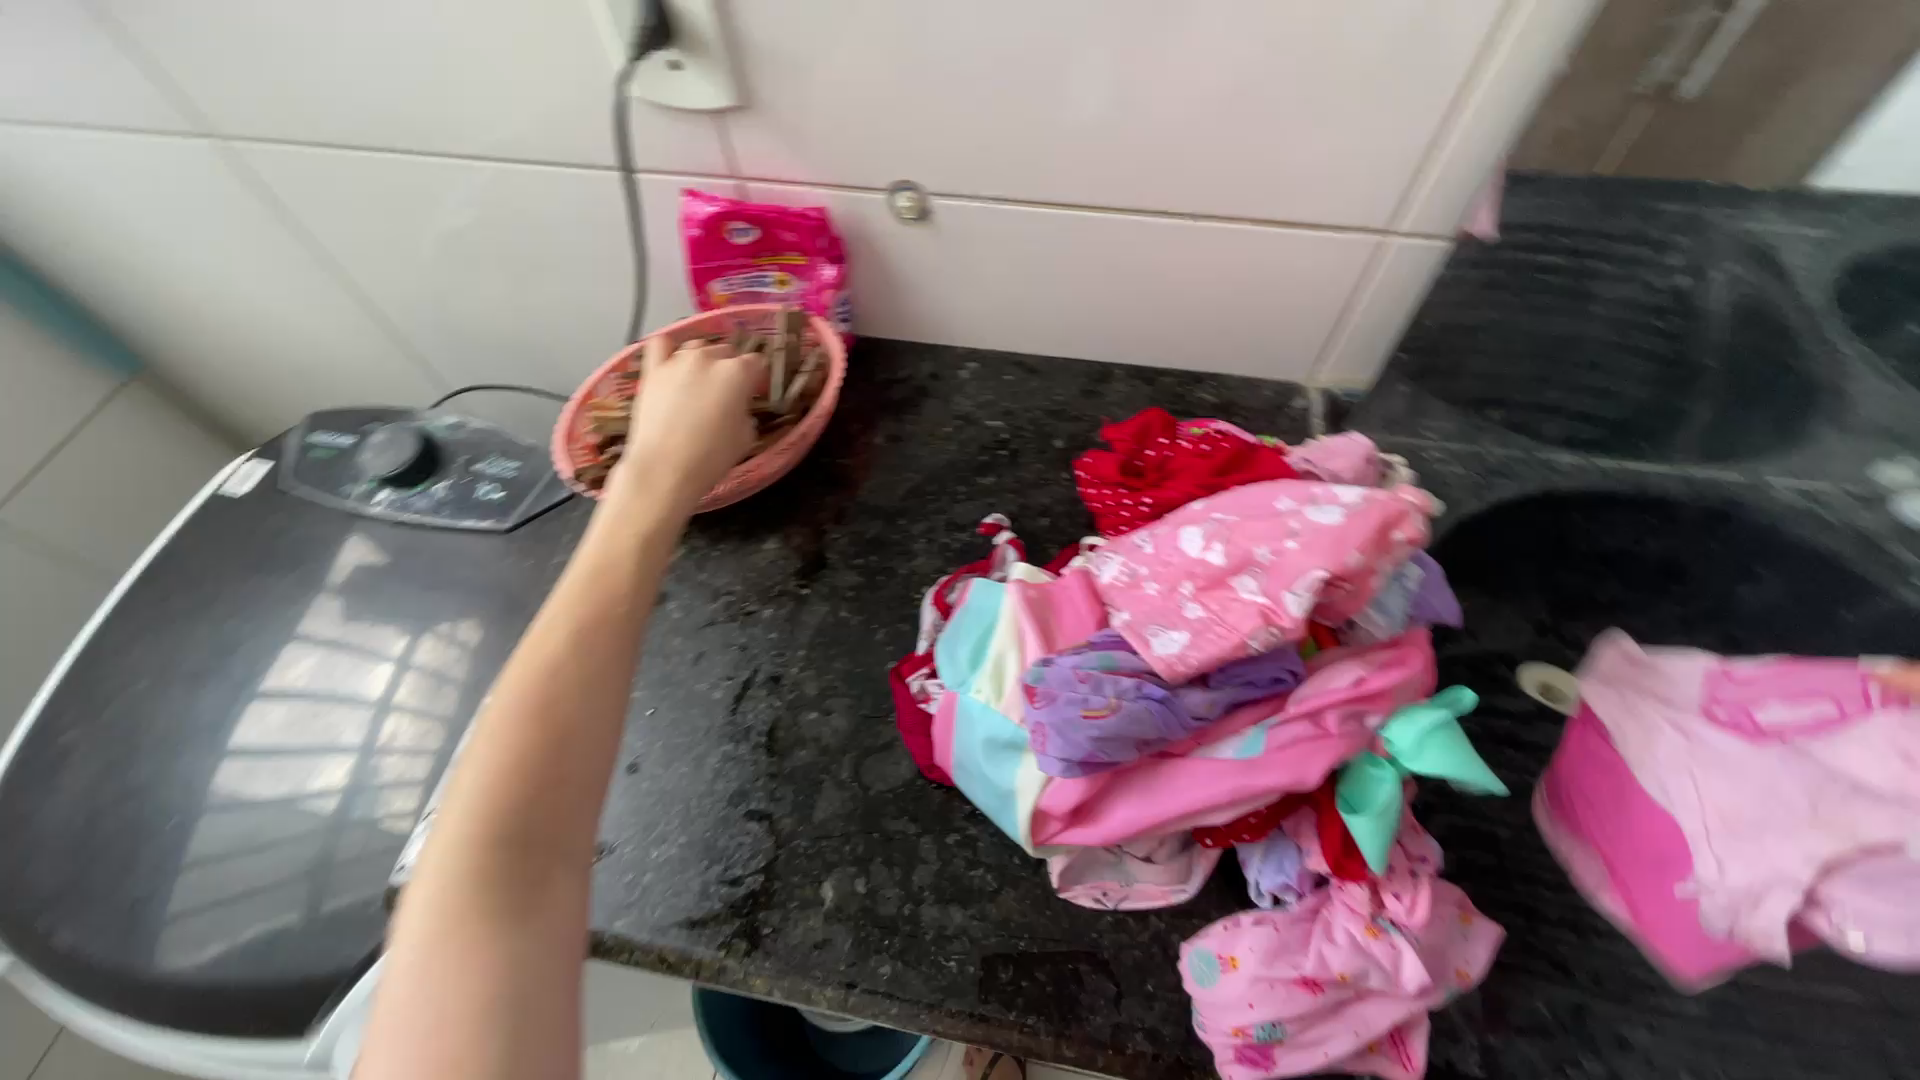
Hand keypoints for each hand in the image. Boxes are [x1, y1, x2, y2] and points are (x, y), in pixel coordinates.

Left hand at [611, 335, 764, 507]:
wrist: (665, 467)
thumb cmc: (712, 457)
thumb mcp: (746, 437)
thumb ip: (746, 412)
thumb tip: (738, 406)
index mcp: (738, 373)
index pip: (756, 362)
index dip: (757, 377)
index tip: (755, 390)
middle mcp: (709, 358)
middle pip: (726, 351)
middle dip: (731, 367)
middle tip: (728, 391)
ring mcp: (678, 361)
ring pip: (697, 347)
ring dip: (704, 359)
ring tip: (701, 379)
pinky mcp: (652, 370)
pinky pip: (661, 344)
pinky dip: (669, 348)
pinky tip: (672, 361)